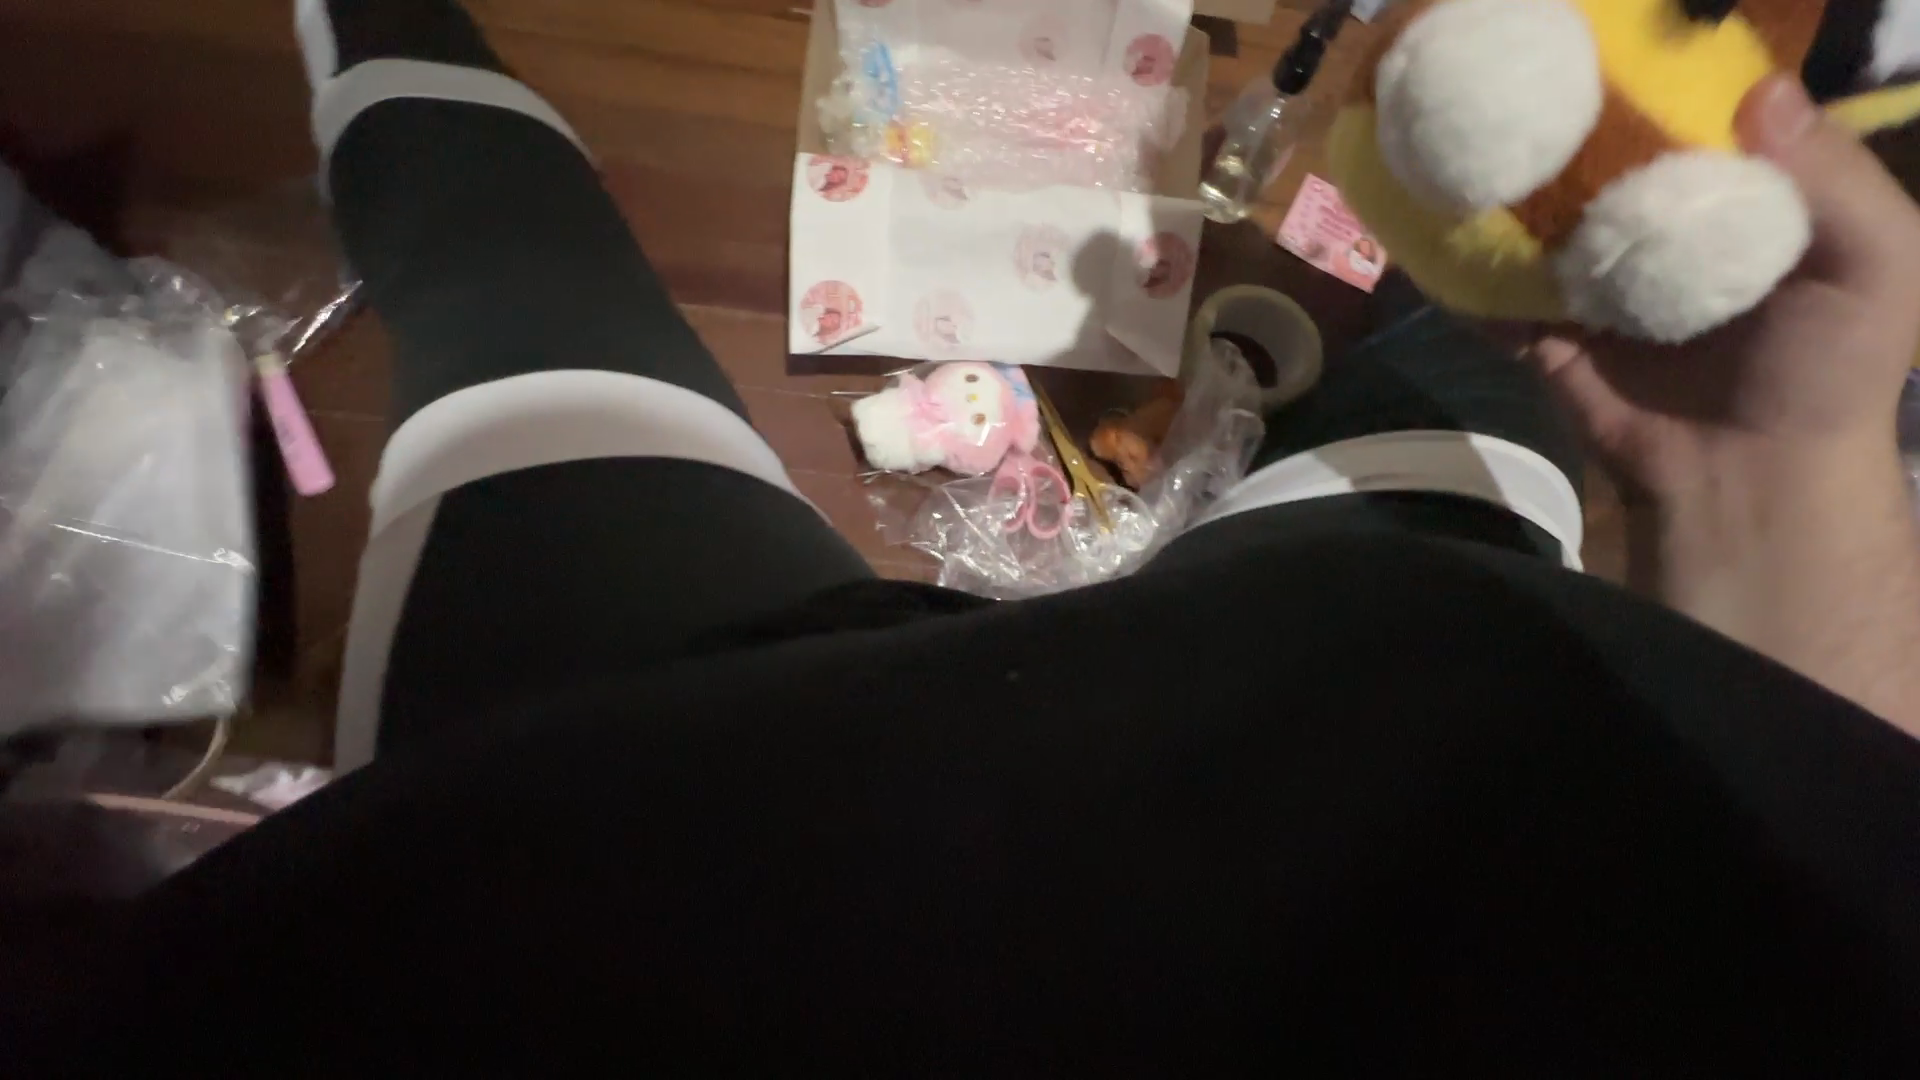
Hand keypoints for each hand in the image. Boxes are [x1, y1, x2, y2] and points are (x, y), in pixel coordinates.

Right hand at [1524, 75, 1919, 731]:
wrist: (1739, 471)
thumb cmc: (1825, 366)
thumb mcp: (1874, 263)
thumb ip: (1825, 184)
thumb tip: (1756, 92)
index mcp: (1738, 219)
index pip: (1697, 147)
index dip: (1668, 105)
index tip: (1619, 65)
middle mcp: (1659, 248)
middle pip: (1607, 191)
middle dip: (1571, 155)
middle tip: (1525, 108)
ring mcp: (1595, 297)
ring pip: (1547, 245)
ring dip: (1511, 215)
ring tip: (1471, 168)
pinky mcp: (1547, 342)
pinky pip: (1505, 309)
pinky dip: (1474, 288)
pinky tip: (1442, 252)